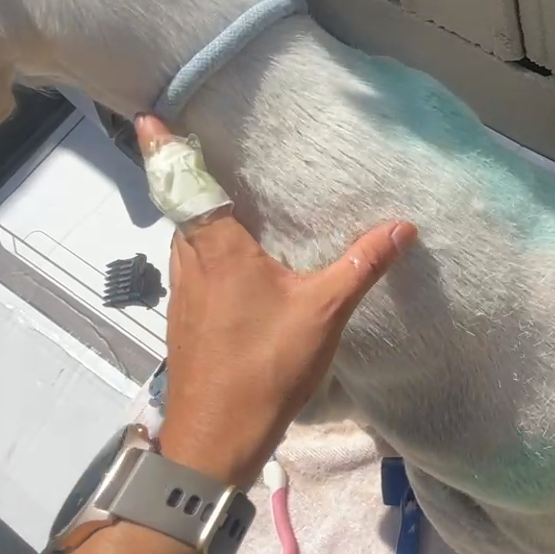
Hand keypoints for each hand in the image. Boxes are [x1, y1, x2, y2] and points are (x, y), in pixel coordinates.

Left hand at [134, 114, 415, 485]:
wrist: (216, 438)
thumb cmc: (265, 365)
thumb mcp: (324, 312)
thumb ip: (361, 265)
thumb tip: (404, 226)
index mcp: (217, 249)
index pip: (185, 185)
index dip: (166, 150)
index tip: (150, 116)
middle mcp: (191, 264)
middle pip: (183, 210)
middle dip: (188, 177)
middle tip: (211, 150)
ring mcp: (185, 296)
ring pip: (188, 241)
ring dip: (199, 216)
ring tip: (232, 199)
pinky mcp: (189, 321)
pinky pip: (196, 267)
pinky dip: (208, 248)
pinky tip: (240, 262)